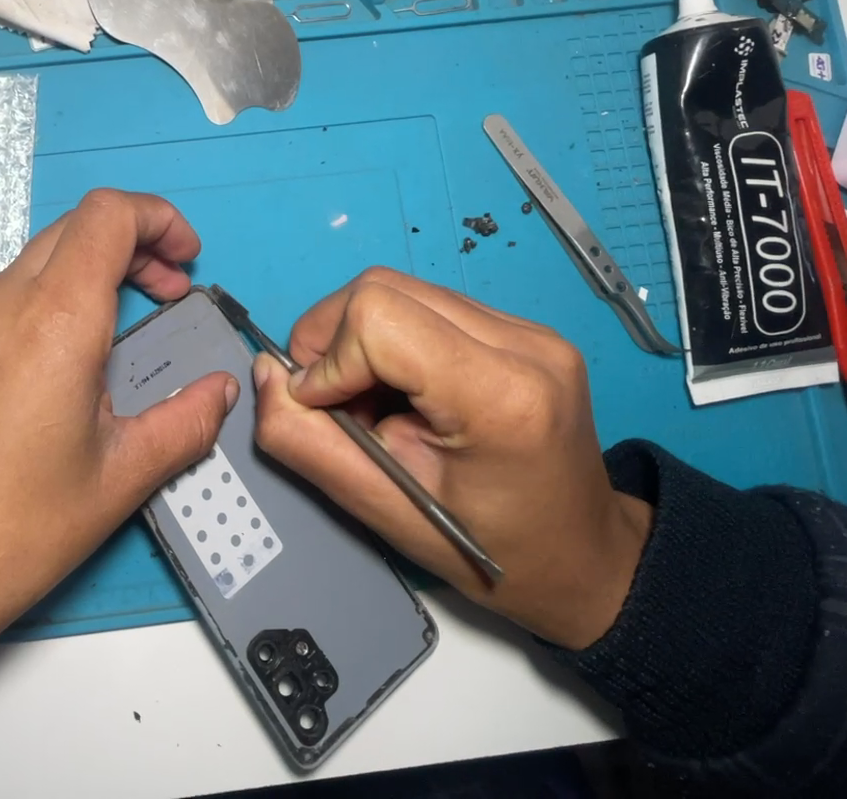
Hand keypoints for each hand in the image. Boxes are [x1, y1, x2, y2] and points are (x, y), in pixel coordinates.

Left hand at [0, 190, 237, 694]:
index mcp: (53, 321)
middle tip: (168, 295)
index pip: (108, 216)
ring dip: (91, 272)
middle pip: (75, 227)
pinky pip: (7, 295)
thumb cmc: (16, 532)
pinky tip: (65, 361)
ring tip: (122, 334)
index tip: (187, 263)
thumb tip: (223, 391)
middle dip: (134, 244)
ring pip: (38, 259)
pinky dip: (52, 299)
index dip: (159, 218)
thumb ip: (185, 422)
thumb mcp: (118, 480)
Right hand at [251, 269, 649, 648]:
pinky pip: (423, 304)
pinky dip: (387, 338)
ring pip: (397, 289)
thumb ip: (304, 441)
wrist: (581, 559)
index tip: (325, 411)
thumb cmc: (485, 549)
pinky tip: (402, 389)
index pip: (377, 317)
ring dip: (356, 338)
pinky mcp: (519, 326)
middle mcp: (521, 342)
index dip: (328, 359)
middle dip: (331, 339)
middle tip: (337, 403)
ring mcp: (526, 328)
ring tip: (372, 401)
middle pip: (380, 288)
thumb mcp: (380, 510)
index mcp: (498, 395)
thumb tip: (264, 374)